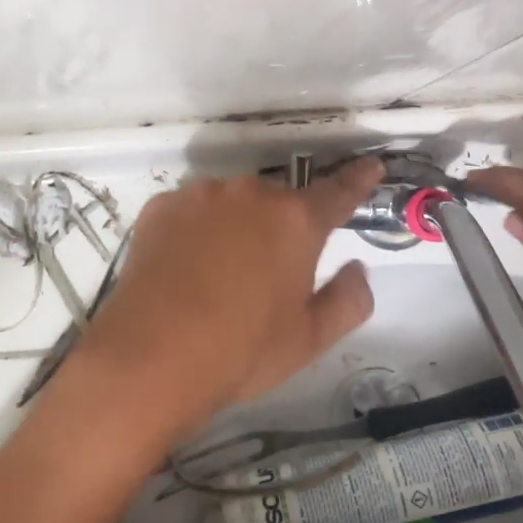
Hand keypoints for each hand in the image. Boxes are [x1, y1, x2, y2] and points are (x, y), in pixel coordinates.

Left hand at [74, 158, 383, 433]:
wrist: (150, 356)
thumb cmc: (242, 350)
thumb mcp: (310, 339)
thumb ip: (348, 300)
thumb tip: (357, 269)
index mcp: (295, 220)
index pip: (337, 192)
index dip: (358, 179)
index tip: (372, 166)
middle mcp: (250, 193)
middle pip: (278, 202)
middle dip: (281, 227)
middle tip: (269, 273)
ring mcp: (200, 195)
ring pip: (232, 203)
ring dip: (237, 226)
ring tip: (219, 275)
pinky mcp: (160, 207)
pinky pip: (191, 211)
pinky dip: (196, 231)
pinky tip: (185, 268)